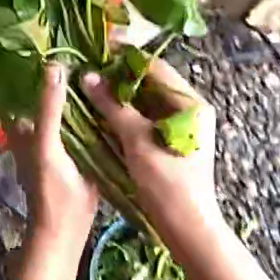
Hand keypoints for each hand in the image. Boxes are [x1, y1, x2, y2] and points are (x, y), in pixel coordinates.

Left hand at [8, 62, 98, 245]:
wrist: (67, 230)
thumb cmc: (50, 190)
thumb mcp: (47, 145)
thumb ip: (50, 109)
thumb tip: (53, 67)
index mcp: (24, 129)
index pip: (20, 91)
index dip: (27, 69)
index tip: (45, 43)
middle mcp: (40, 134)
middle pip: (46, 100)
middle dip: (58, 79)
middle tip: (82, 51)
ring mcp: (60, 145)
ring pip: (66, 113)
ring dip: (77, 96)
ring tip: (99, 70)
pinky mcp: (80, 156)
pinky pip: (85, 128)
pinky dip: (92, 115)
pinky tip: (111, 103)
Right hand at [82, 58, 223, 244]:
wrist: (187, 228)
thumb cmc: (167, 183)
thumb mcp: (137, 141)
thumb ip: (113, 107)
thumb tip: (88, 77)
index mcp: (191, 104)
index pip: (155, 68)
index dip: (125, 58)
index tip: (97, 51)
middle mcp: (190, 111)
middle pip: (150, 85)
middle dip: (119, 79)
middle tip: (88, 73)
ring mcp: (182, 129)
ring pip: (146, 104)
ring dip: (120, 99)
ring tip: (89, 91)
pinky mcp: (172, 145)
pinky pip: (146, 122)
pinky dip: (126, 118)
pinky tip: (102, 117)